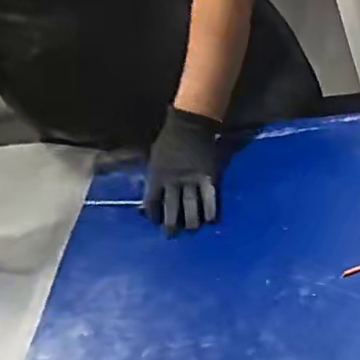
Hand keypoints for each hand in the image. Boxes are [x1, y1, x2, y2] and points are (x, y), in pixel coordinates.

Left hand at [144, 108, 221, 234]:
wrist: (190, 125)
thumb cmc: (169, 141)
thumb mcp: (154, 158)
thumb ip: (153, 177)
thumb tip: (149, 191)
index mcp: (156, 175)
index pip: (152, 201)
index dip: (152, 214)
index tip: (155, 222)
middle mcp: (173, 181)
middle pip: (171, 207)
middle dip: (171, 224)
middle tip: (171, 235)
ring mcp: (191, 179)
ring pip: (191, 205)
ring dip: (191, 221)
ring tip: (192, 229)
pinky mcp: (207, 177)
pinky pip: (209, 197)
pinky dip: (210, 210)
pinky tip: (210, 220)